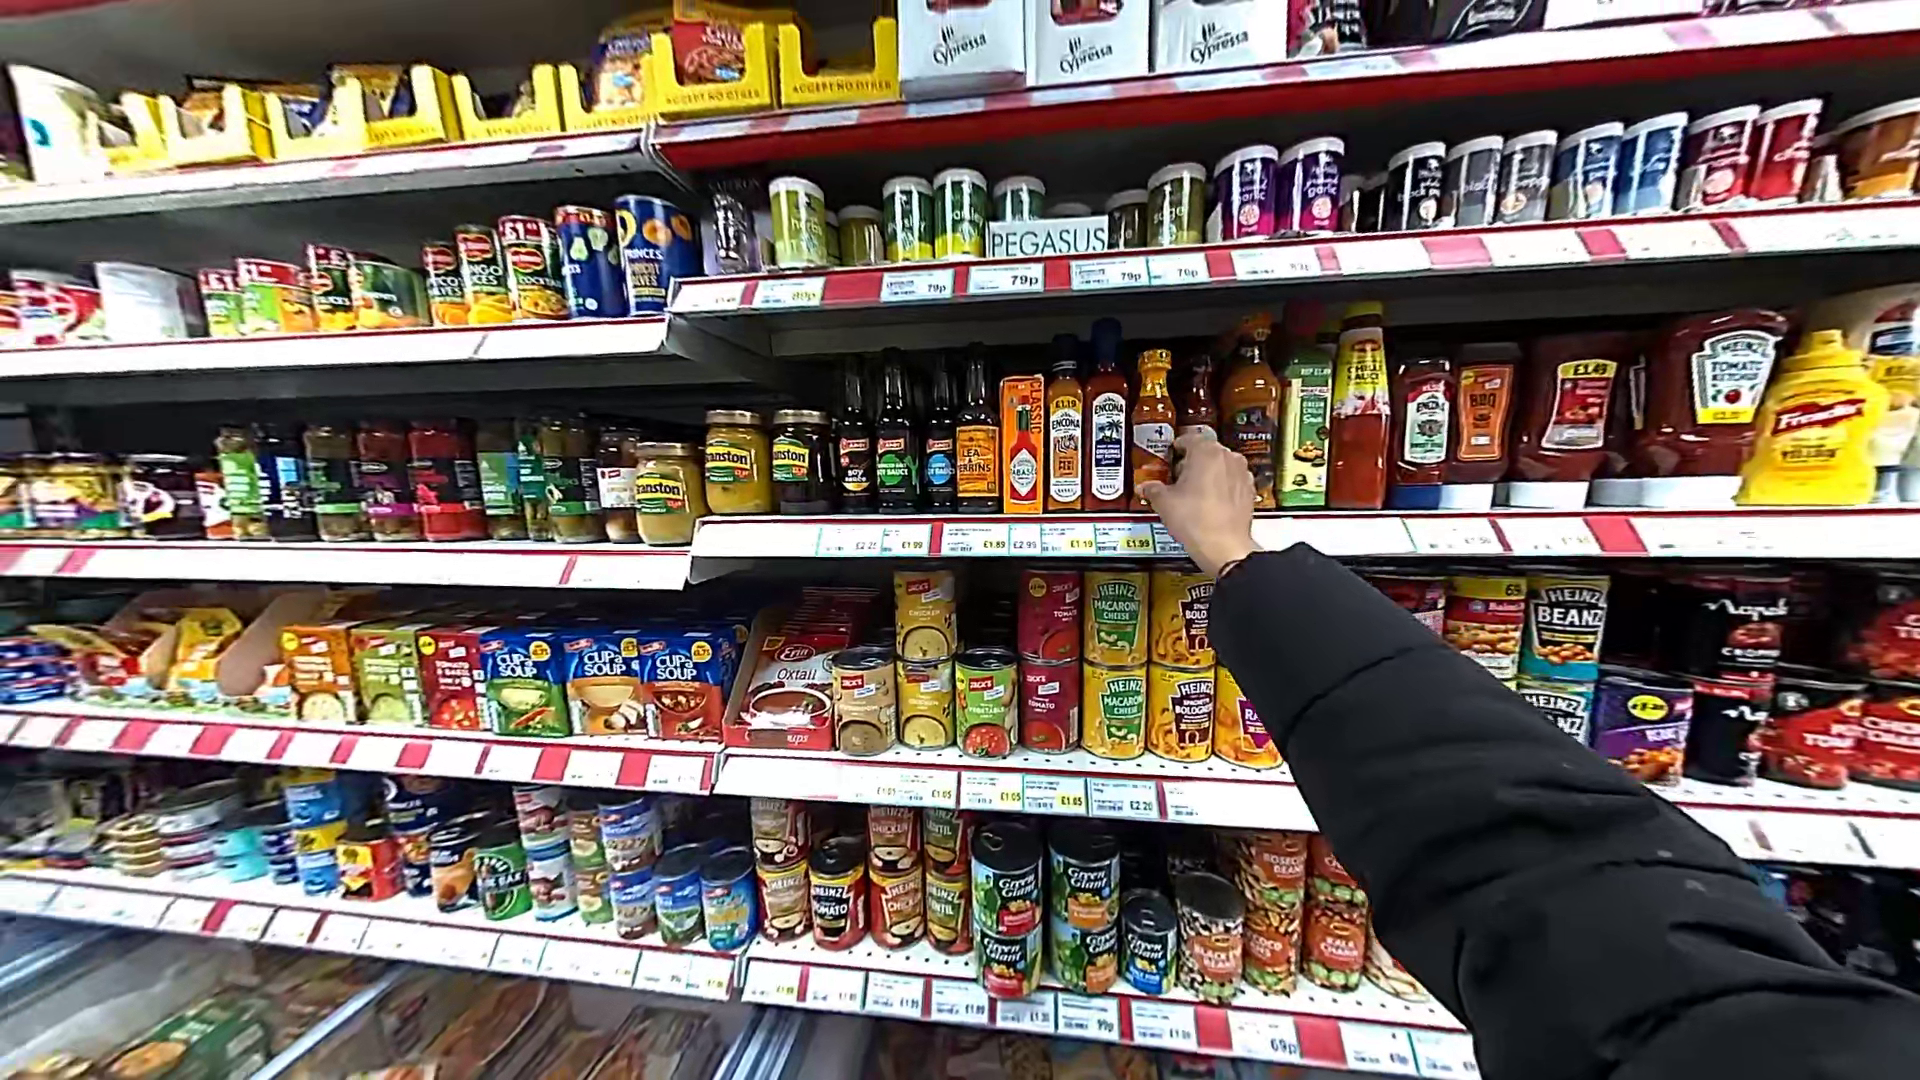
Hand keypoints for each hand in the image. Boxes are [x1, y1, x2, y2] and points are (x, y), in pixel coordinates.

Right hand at [1138, 432, 1257, 576]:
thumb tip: (1146, 487)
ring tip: (1192, 490)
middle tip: (1177, 475)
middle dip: (1191, 461)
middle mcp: (1227, 458)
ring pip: (1221, 465)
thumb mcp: (1164, 502)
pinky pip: (1231, 482)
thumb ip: (1153, 489)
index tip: (1170, 453)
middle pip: (1206, 451)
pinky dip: (1220, 486)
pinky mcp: (1249, 491)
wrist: (1223, 546)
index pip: (1189, 438)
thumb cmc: (1196, 520)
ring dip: (1207, 473)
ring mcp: (1241, 474)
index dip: (1177, 446)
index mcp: (1205, 452)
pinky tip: (1208, 502)